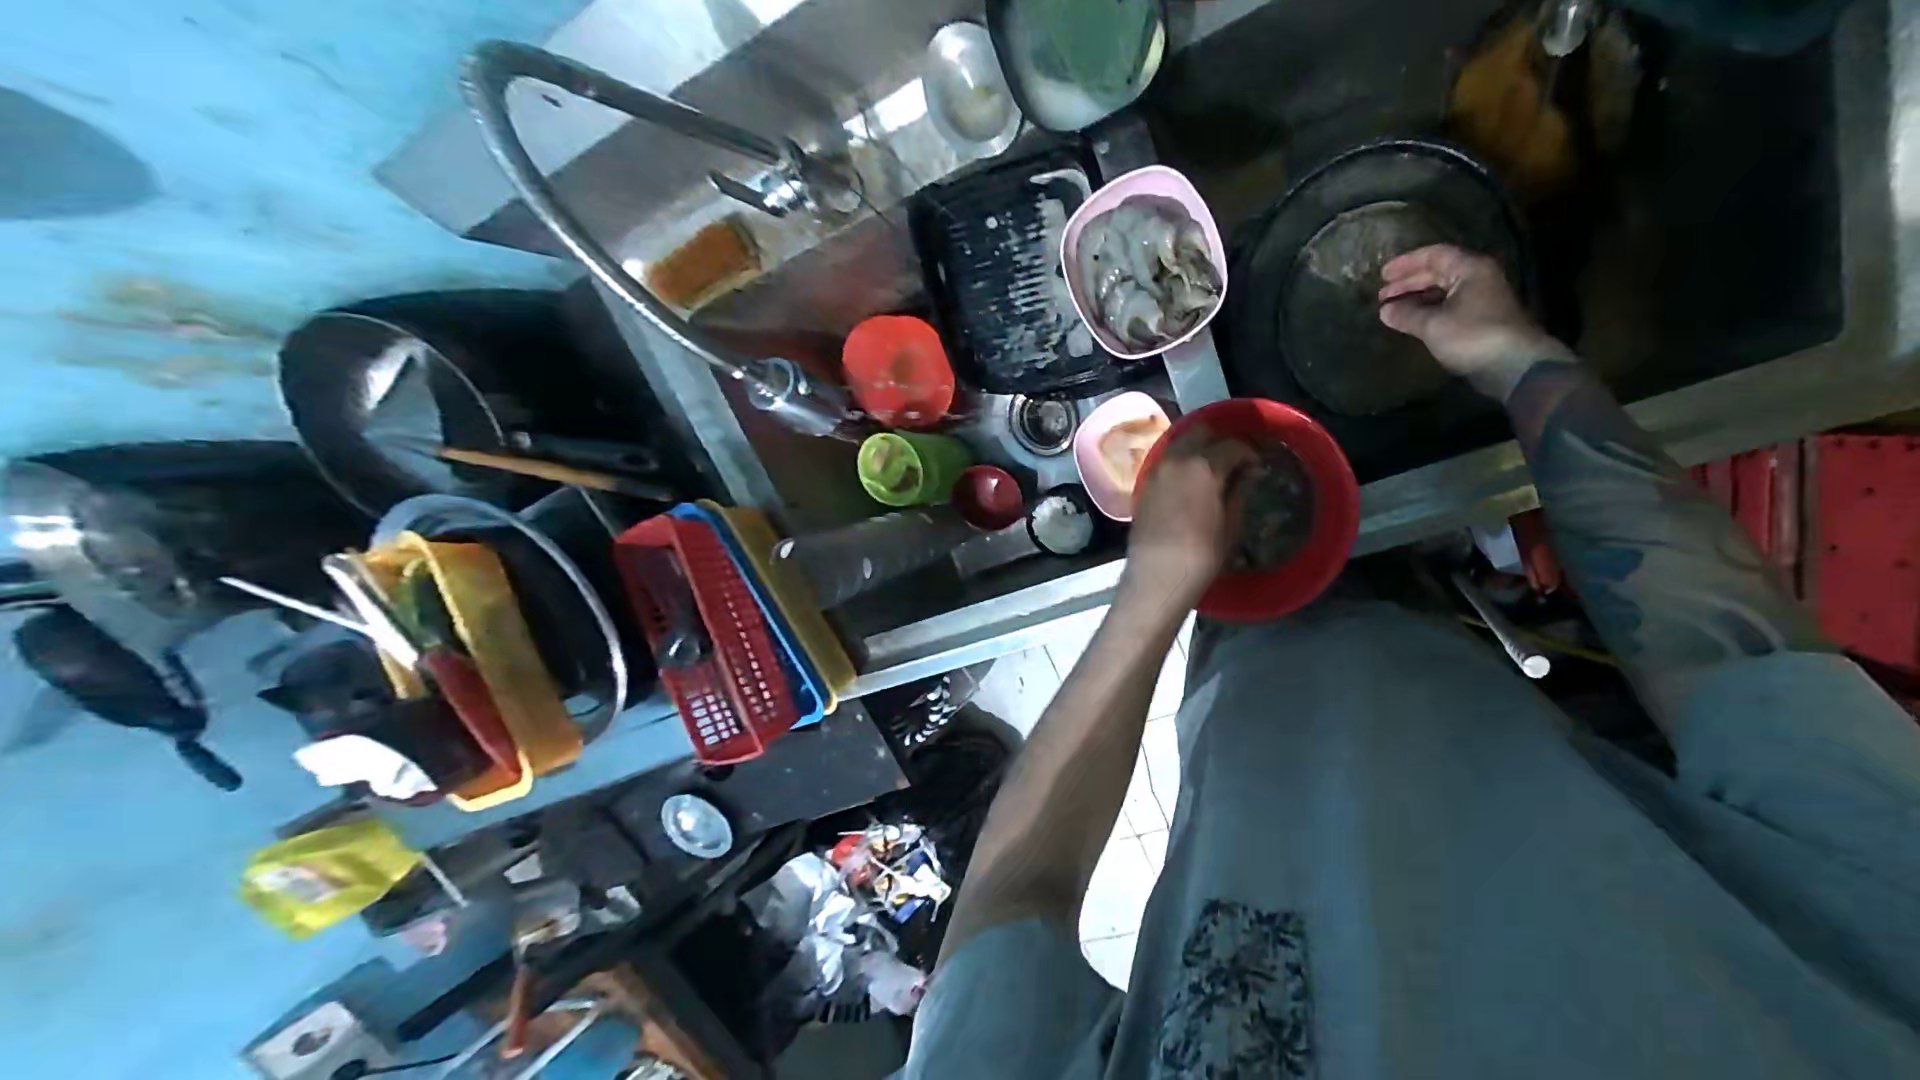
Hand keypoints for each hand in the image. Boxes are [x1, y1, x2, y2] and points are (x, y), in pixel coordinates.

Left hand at [1125, 426, 1257, 606]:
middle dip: (1219, 440)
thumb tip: (1247, 473)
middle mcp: (1177, 460)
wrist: (1158, 575)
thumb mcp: (1231, 524)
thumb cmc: (1202, 553)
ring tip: (1211, 468)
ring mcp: (1156, 471)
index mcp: (1204, 466)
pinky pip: (1166, 462)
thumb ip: (1239, 491)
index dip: (1250, 452)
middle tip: (1233, 457)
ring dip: (1197, 449)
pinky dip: (1180, 463)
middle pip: (1200, 433)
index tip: (1257, 466)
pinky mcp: (1144, 485)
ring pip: (1179, 444)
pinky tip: (1190, 480)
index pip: (1233, 445)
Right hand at [1377, 244, 1573, 399]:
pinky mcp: (1478, 317)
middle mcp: (1477, 278)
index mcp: (1470, 269)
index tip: (1381, 275)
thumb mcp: (1432, 324)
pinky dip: (1426, 309)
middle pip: (1438, 271)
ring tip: (1391, 309)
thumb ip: (1406, 314)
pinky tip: (1410, 320)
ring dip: (1415, 297)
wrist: (1511, 363)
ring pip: (1442, 290)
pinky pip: (1447, 305)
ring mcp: (1480, 298)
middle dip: (1408, 282)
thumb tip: (1385, 311)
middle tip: (1381, 295)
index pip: (1435, 255)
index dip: (1406, 263)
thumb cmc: (1471, 335)